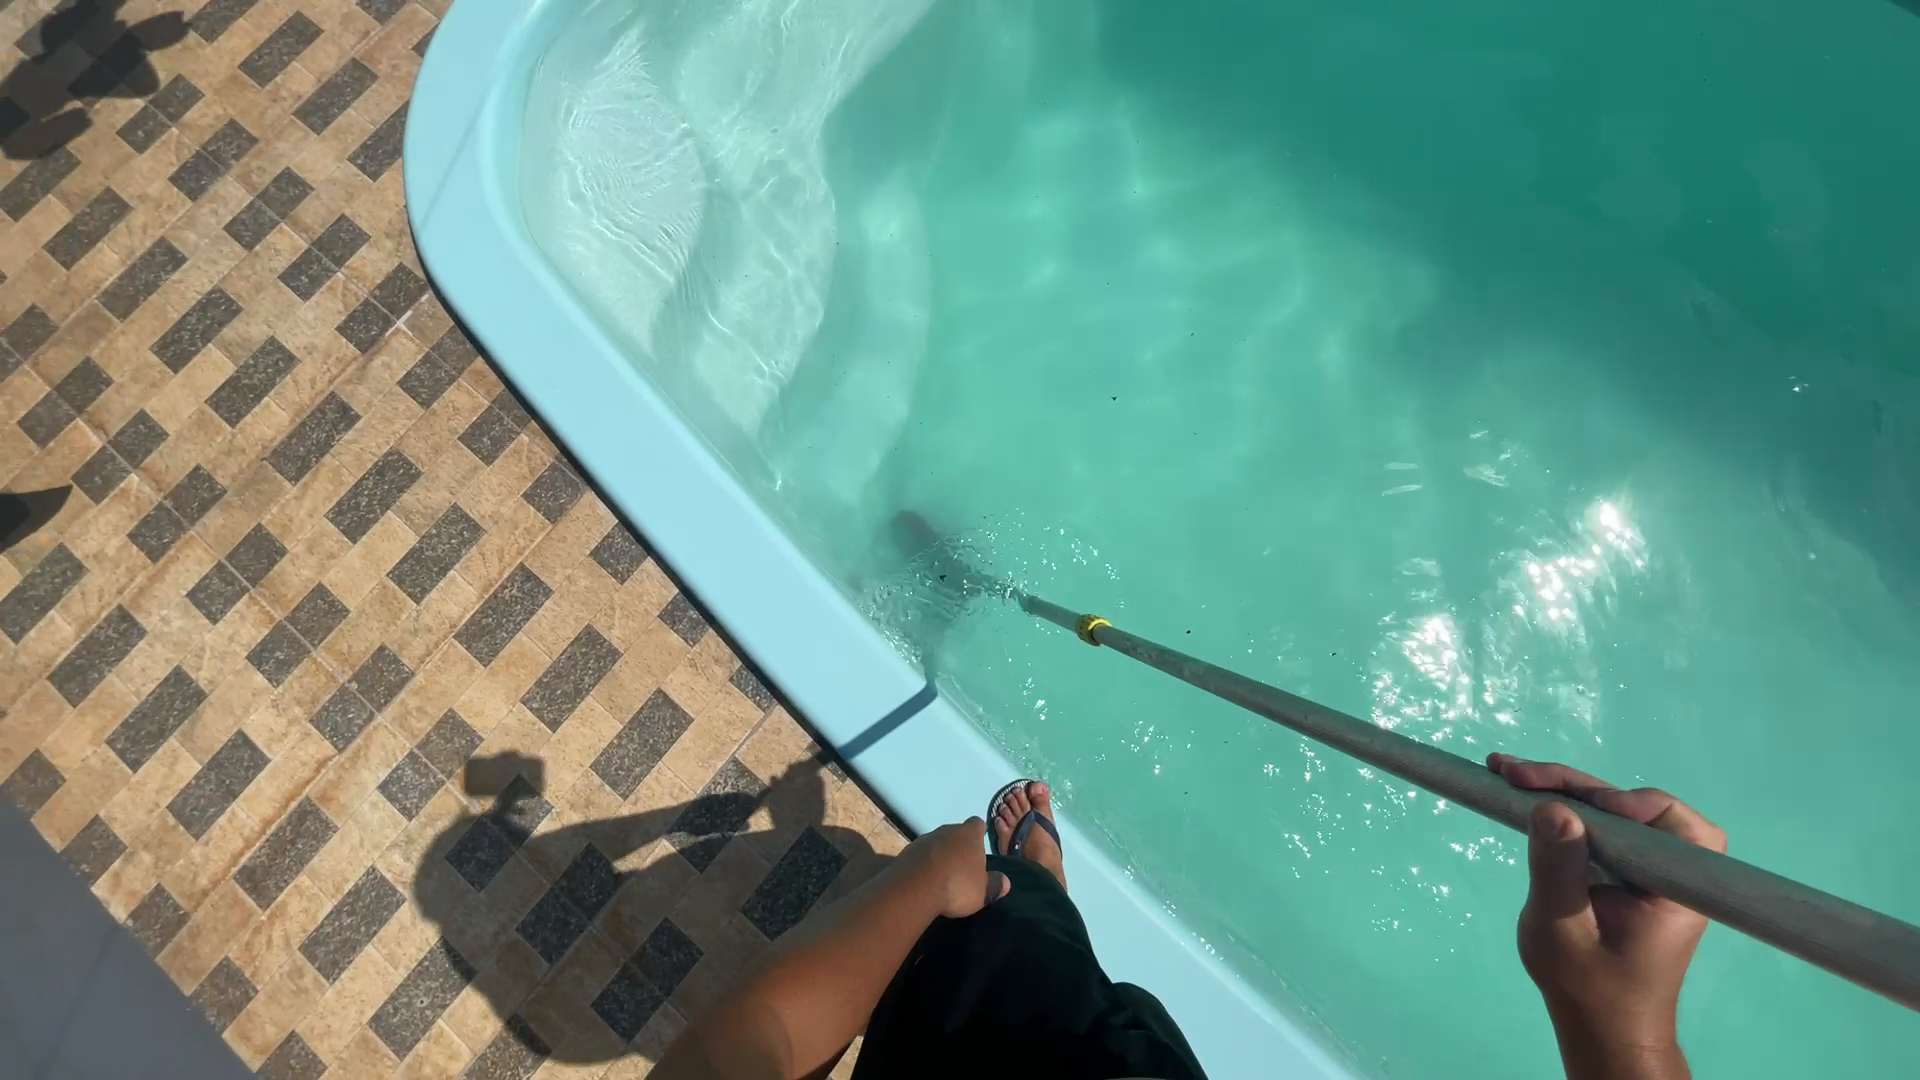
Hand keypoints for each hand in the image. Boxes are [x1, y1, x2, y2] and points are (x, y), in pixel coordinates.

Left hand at [894, 817, 1009, 918]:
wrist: (914, 887)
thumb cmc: (957, 886)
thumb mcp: (982, 892)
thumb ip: (994, 885)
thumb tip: (1006, 882)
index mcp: (968, 834)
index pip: (977, 824)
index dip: (979, 832)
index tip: (981, 842)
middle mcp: (947, 830)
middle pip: (956, 832)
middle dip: (959, 845)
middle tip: (964, 865)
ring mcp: (925, 839)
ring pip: (937, 842)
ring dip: (940, 854)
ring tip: (944, 875)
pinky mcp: (908, 851)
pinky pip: (921, 855)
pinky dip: (925, 864)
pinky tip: (926, 879)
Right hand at [1488, 754, 1724, 1077]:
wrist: (1596, 1021)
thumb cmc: (1587, 984)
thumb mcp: (1561, 925)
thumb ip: (1559, 867)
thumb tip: (1552, 807)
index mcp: (1673, 890)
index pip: (1682, 829)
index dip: (1639, 806)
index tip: (1591, 806)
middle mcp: (1661, 871)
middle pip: (1628, 808)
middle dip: (1572, 784)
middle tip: (1513, 774)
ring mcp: (1634, 867)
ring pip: (1602, 809)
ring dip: (1554, 786)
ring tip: (1501, 771)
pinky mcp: (1609, 866)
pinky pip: (1586, 823)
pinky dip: (1551, 803)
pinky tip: (1511, 788)